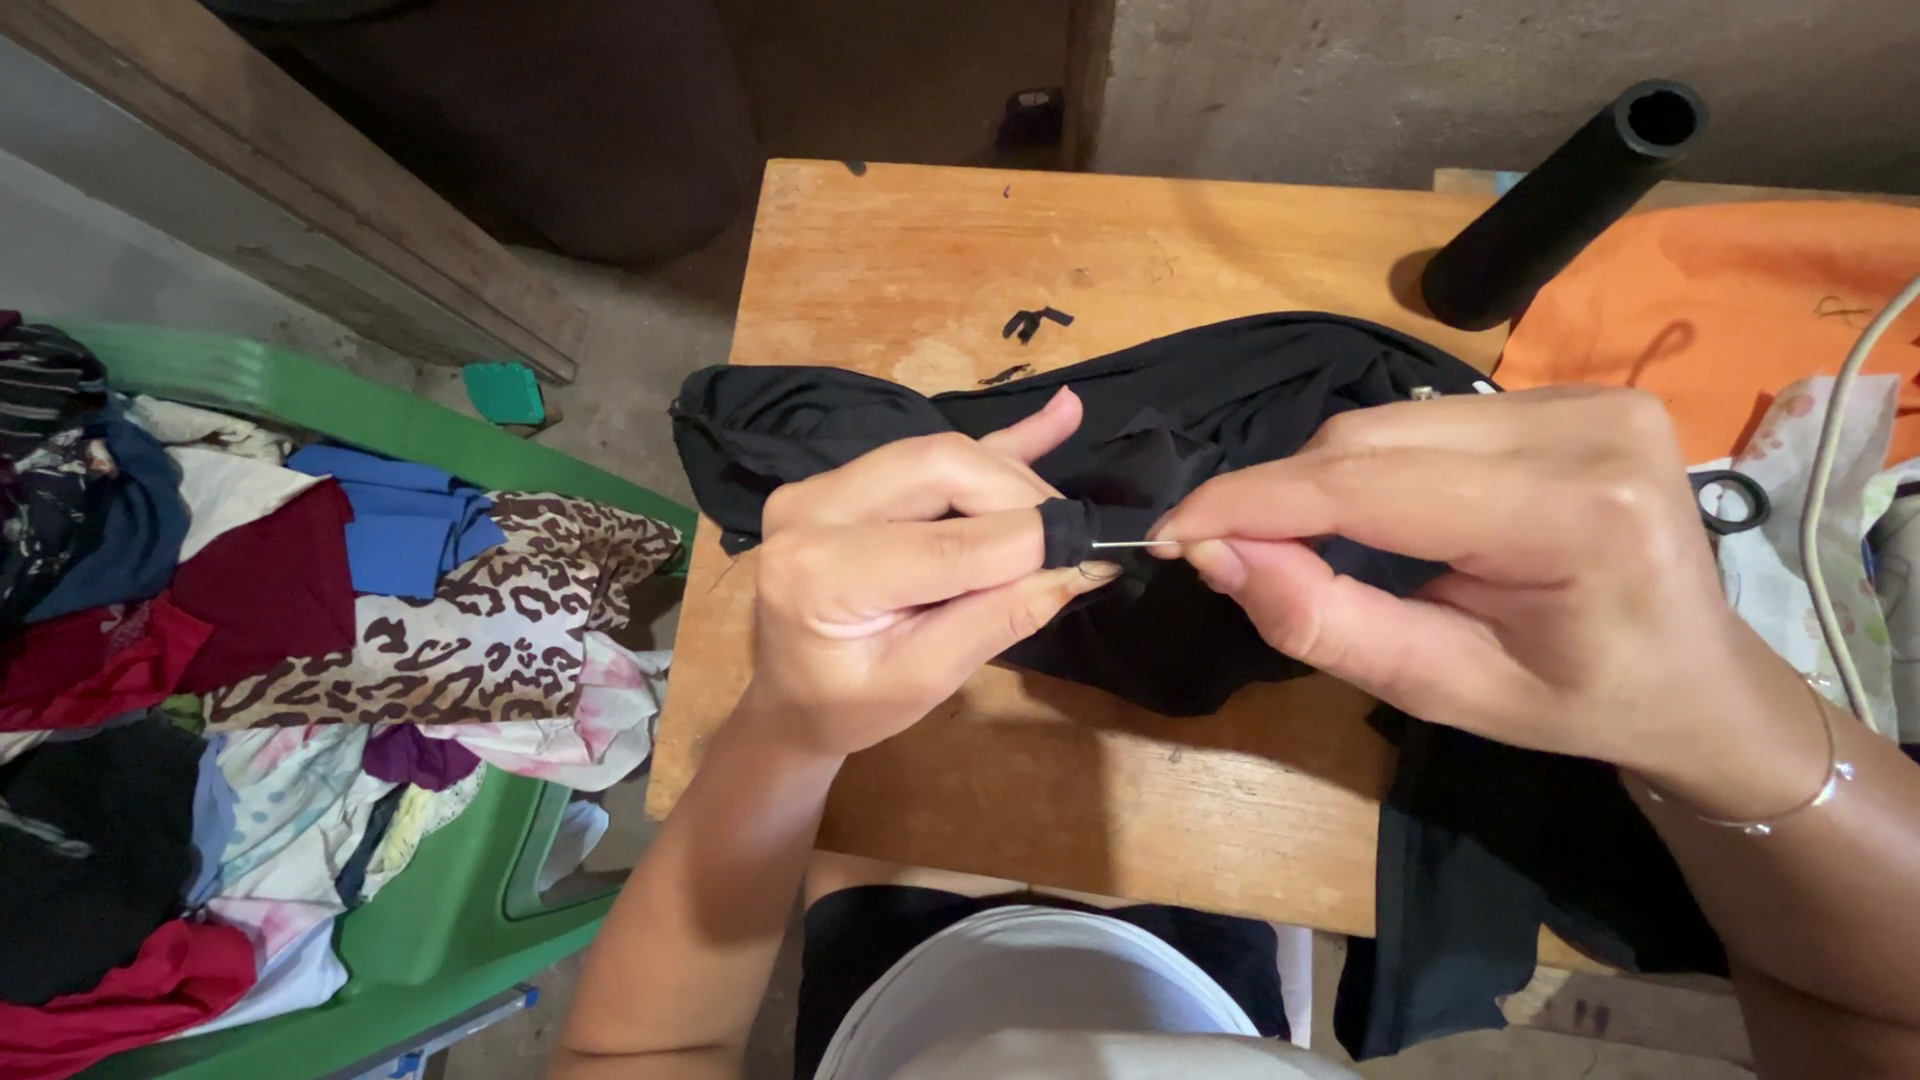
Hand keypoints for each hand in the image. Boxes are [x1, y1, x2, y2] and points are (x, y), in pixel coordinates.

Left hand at [743, 388, 1117, 756]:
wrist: (788, 696)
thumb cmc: (846, 705)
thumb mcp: (922, 682)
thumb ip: (996, 619)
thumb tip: (1076, 569)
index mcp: (817, 574)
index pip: (943, 544)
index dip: (1026, 542)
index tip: (1090, 552)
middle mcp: (810, 509)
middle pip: (938, 466)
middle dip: (1018, 495)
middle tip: (1071, 535)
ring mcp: (823, 486)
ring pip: (938, 452)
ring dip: (1007, 478)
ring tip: (1057, 516)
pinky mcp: (847, 480)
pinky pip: (928, 452)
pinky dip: (995, 443)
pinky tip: (1060, 414)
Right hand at [1152, 386, 1829, 819]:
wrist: (1697, 678)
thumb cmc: (1573, 702)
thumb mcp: (1437, 690)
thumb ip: (1320, 622)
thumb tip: (1215, 554)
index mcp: (1574, 515)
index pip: (1363, 486)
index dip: (1246, 502)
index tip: (1170, 532)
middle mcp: (1582, 427)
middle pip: (1360, 443)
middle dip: (1269, 497)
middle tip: (1222, 553)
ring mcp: (1577, 395)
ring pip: (1372, 424)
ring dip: (1306, 481)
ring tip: (1289, 541)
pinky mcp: (1559, 390)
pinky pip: (1405, 420)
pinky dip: (1349, 466)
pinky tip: (1351, 511)